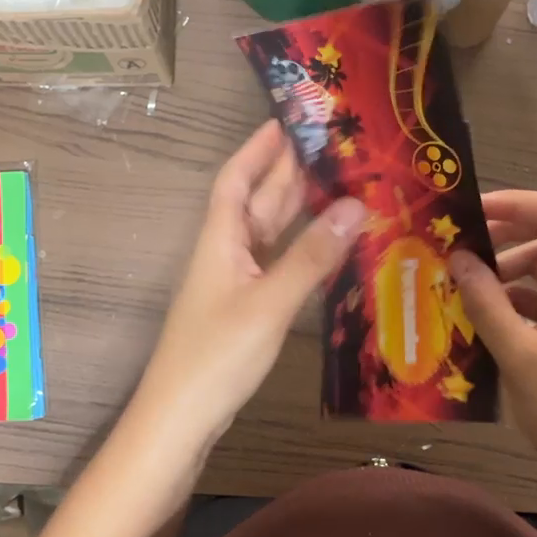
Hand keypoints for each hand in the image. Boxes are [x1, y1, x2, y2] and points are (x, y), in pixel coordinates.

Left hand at [135, 121, 364, 441]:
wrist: (181, 419)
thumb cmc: (217, 357)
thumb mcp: (268, 304)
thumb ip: (311, 258)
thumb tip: (356, 206)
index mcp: (220, 241)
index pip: (237, 179)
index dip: (259, 147)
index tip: (288, 117)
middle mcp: (226, 255)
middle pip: (257, 203)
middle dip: (288, 171)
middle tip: (333, 145)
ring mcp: (234, 286)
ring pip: (269, 235)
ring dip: (299, 210)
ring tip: (341, 184)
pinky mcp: (245, 312)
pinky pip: (277, 267)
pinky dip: (301, 252)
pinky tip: (327, 247)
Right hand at [448, 190, 536, 492]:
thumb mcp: (519, 354)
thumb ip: (486, 302)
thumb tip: (457, 258)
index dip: (519, 203)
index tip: (472, 209)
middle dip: (506, 238)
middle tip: (457, 244)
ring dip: (507, 272)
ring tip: (463, 281)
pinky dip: (516, 299)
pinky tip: (482, 310)